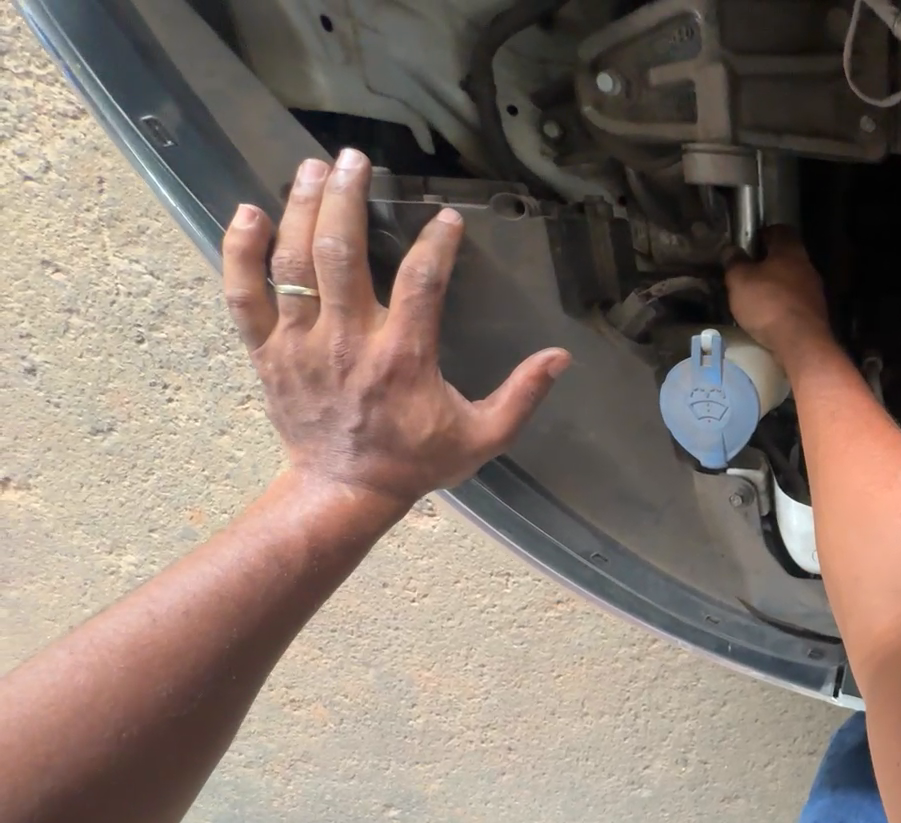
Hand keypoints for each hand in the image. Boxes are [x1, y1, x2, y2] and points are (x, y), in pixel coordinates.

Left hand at [221, 150, 570, 510]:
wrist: (347, 489)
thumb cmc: (422, 460)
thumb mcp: (488, 436)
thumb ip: (524, 394)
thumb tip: (561, 357)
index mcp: (406, 358)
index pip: (421, 283)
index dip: (437, 245)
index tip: (446, 218)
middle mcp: (350, 340)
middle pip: (342, 254)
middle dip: (349, 200)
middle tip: (354, 159)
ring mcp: (300, 343)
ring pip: (293, 263)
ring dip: (303, 209)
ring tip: (313, 169)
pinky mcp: (266, 351)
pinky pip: (244, 292)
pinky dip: (242, 249)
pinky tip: (249, 212)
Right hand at [724, 227, 833, 360]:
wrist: (801, 344)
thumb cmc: (768, 303)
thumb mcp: (740, 280)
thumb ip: (734, 262)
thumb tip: (732, 250)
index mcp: (791, 251)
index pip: (781, 231)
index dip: (764, 234)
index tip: (749, 243)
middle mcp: (808, 268)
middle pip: (788, 258)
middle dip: (769, 264)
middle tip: (748, 273)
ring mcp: (815, 294)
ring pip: (793, 283)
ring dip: (777, 288)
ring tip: (756, 298)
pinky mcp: (817, 317)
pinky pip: (796, 305)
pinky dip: (784, 308)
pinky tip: (770, 318)